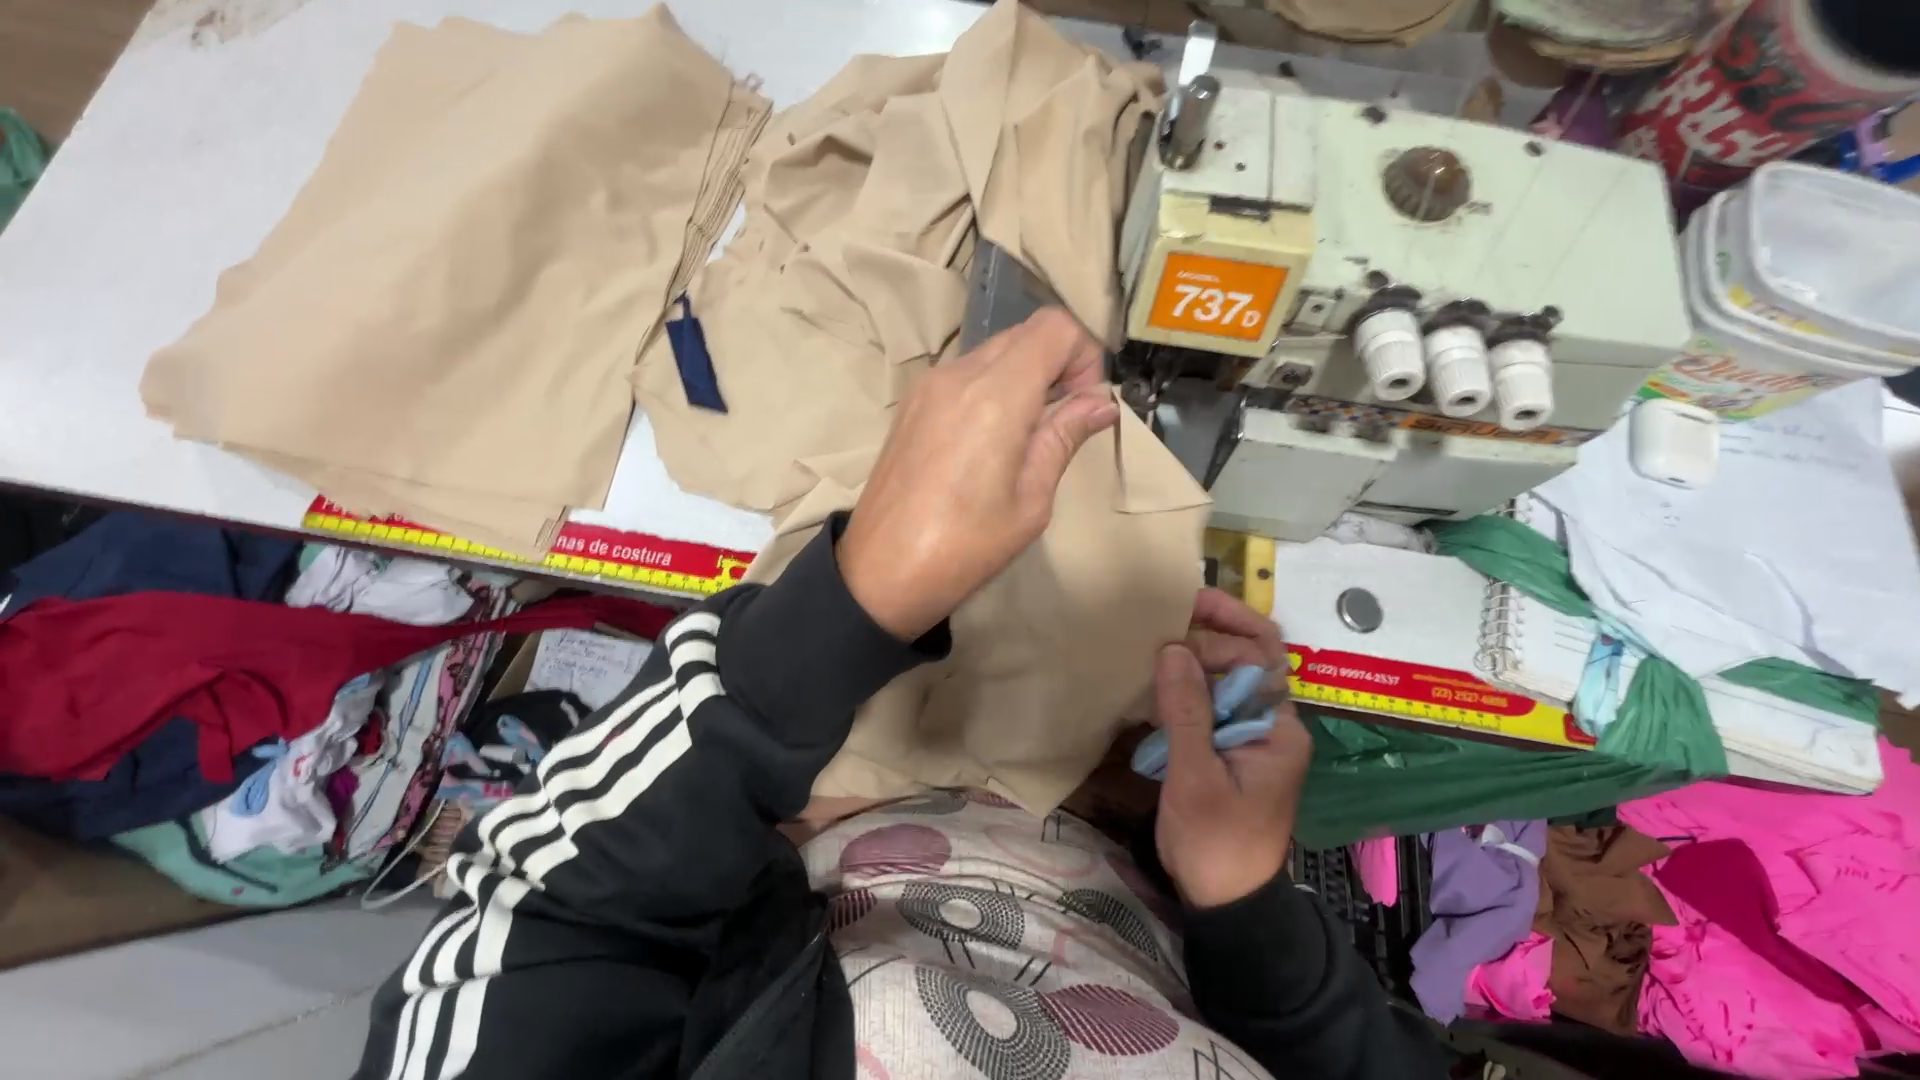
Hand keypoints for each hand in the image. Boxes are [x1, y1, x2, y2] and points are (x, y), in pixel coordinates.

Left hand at [837, 308, 1118, 639]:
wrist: (881, 572)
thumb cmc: (965, 547)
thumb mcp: (1030, 501)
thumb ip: (1063, 438)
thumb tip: (1101, 403)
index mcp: (996, 395)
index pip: (1056, 328)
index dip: (1084, 355)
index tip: (1085, 403)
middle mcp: (959, 374)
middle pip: (1026, 332)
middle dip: (1059, 363)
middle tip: (1064, 420)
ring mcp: (929, 385)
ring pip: (996, 350)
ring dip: (1026, 375)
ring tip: (1029, 435)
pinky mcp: (913, 403)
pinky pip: (967, 373)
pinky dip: (994, 386)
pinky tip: (994, 439)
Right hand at [1153, 590, 1313, 908]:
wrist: (1226, 904)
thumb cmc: (1216, 843)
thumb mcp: (1195, 777)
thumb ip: (1186, 712)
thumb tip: (1172, 647)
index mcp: (1279, 728)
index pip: (1262, 654)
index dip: (1227, 625)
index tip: (1183, 611)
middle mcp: (1271, 725)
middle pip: (1244, 661)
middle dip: (1204, 639)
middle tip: (1157, 632)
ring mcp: (1250, 739)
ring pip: (1223, 682)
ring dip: (1190, 662)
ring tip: (1149, 647)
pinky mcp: (1228, 752)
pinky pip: (1208, 707)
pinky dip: (1183, 691)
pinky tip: (1151, 686)